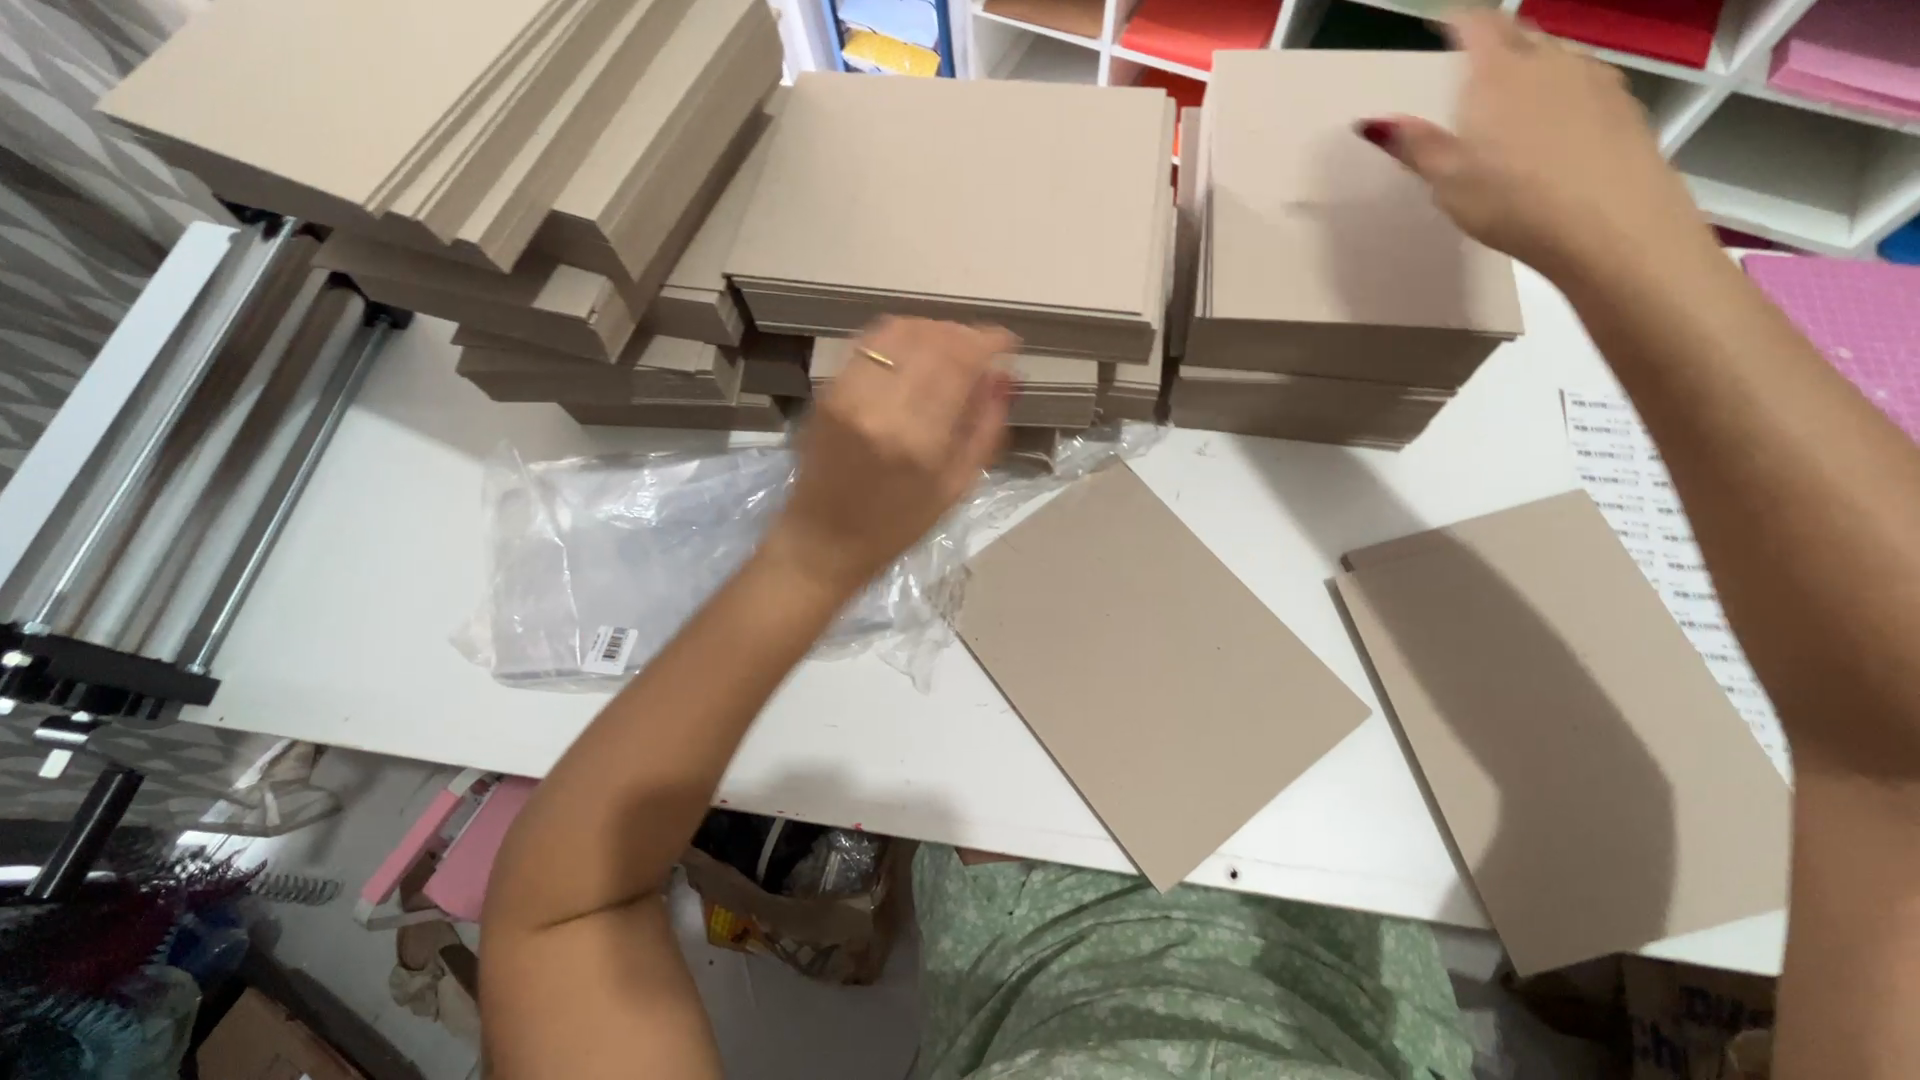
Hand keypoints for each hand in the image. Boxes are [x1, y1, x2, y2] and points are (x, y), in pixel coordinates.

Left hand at [763, 317, 1013, 596]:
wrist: (824, 539)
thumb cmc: (897, 525)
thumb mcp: (956, 486)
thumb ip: (984, 427)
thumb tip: (1004, 375)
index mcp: (920, 439)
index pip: (961, 361)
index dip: (990, 341)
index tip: (1007, 343)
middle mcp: (882, 407)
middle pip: (933, 338)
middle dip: (964, 335)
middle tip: (981, 348)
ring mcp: (849, 393)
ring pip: (899, 331)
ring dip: (933, 329)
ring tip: (950, 346)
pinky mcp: (828, 390)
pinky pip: (869, 342)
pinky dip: (899, 337)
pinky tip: (914, 352)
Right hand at [1358, 12, 1714, 279]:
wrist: (1613, 223)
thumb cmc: (1514, 201)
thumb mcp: (1448, 182)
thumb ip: (1415, 146)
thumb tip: (1373, 122)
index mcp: (1497, 73)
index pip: (1476, 23)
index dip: (1457, 20)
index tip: (1443, 25)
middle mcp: (1548, 60)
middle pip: (1519, 34)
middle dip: (1495, 43)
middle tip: (1475, 68)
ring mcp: (1592, 77)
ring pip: (1555, 56)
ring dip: (1531, 67)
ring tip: (1515, 100)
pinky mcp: (1623, 102)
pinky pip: (1584, 81)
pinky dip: (1563, 91)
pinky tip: (1557, 126)